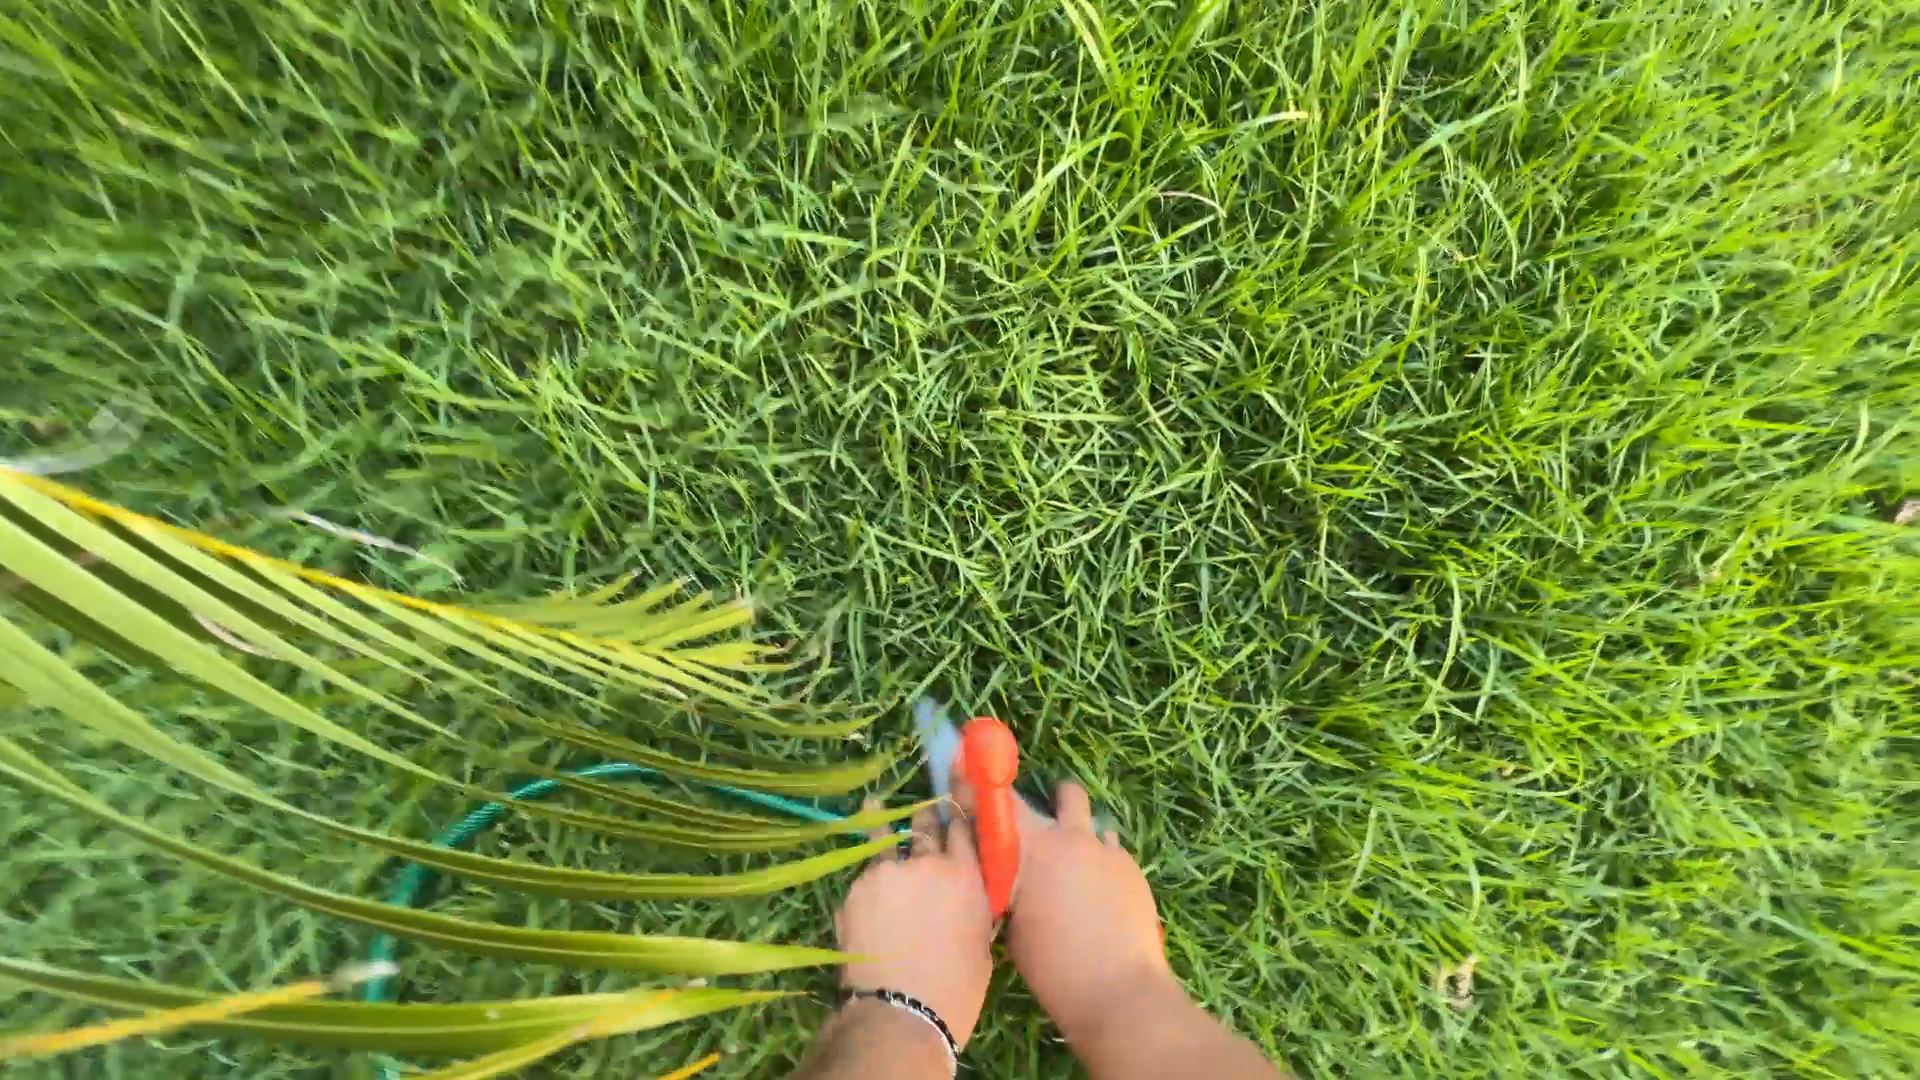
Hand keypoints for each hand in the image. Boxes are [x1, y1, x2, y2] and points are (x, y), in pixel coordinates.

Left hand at [835, 801, 994, 1049]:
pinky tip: (865, 890)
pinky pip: (864, 878)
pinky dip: (868, 882)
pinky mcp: (854, 891)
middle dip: (923, 815)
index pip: (961, 824)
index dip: (957, 807)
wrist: (901, 1015)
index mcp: (962, 873)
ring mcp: (885, 872)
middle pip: (923, 823)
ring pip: (884, 839)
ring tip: (874, 806)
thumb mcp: (980, 939)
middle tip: (921, 810)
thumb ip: (972, 903)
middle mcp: (924, 862)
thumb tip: (967, 891)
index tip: (954, 794)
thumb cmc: (956, 988)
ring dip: (883, 826)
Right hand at [1003, 782, 1174, 1040]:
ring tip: (1079, 869)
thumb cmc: (1053, 966)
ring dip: (1083, 836)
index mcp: (1034, 848)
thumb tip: (1008, 875)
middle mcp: (1072, 838)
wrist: (1118, 992)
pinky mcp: (1134, 870)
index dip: (991, 790)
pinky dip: (1103, 864)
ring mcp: (1108, 851)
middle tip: (1049, 831)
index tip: (981, 782)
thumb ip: (1009, 887)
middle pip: (1066, 794)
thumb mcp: (1012, 925)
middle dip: (1057, 803)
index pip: (1006, 801)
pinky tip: (1101, 896)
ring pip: (1095, 823)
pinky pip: (1113, 852)